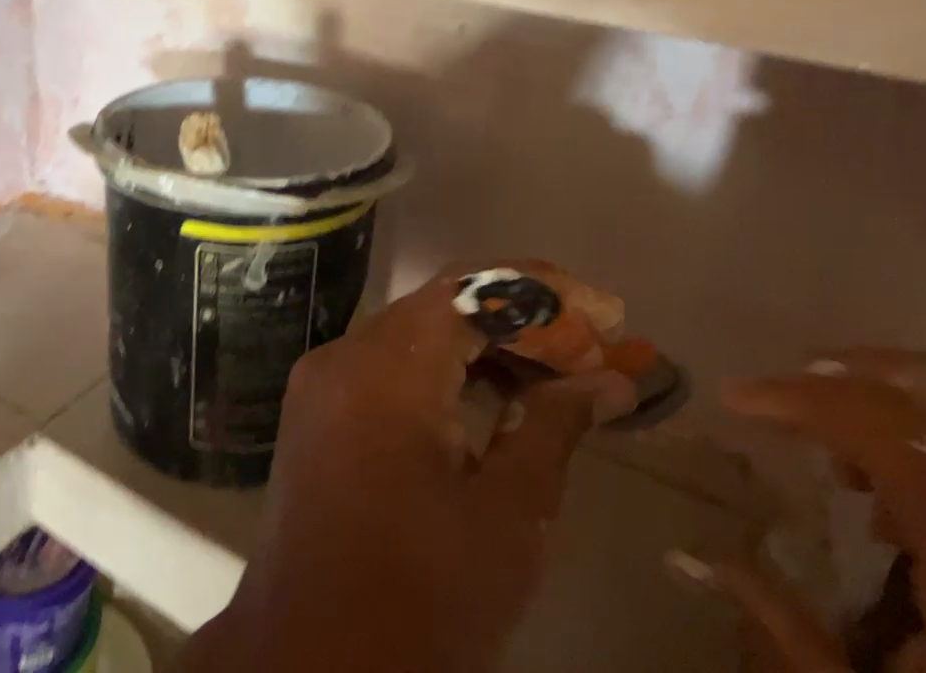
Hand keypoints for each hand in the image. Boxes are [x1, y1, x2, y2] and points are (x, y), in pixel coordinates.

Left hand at [179, 266, 637, 672]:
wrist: (316, 660)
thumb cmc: (422, 595)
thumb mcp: (507, 514)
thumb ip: (554, 427)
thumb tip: (610, 379)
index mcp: (385, 371)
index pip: (471, 290)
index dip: (543, 293)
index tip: (606, 318)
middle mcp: (343, 358)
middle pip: (442, 307)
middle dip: (521, 320)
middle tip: (593, 353)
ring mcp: (322, 385)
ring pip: (415, 335)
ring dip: (484, 346)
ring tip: (556, 380)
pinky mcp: (316, 414)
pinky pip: (388, 367)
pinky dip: (442, 373)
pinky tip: (494, 402)